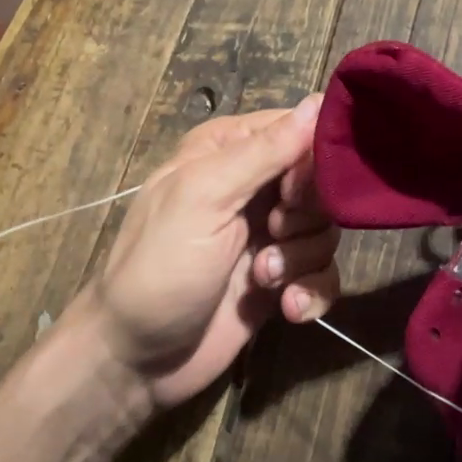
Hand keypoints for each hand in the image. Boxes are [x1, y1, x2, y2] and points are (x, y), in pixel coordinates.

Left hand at [80, 94, 339, 408]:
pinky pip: (325, 271)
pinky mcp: (283, 278)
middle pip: (321, 181)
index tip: (292, 191)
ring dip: (301, 258)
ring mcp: (270, 233)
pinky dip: (313, 291)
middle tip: (273, 233)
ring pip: (326, 228)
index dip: (311, 158)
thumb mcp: (204, 196)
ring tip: (263, 278)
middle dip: (305, 214)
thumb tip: (319, 100)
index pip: (299, 127)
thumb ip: (264, 150)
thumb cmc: (160, 265)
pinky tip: (287, 308)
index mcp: (231, 148)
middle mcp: (255, 184)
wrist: (136, 362)